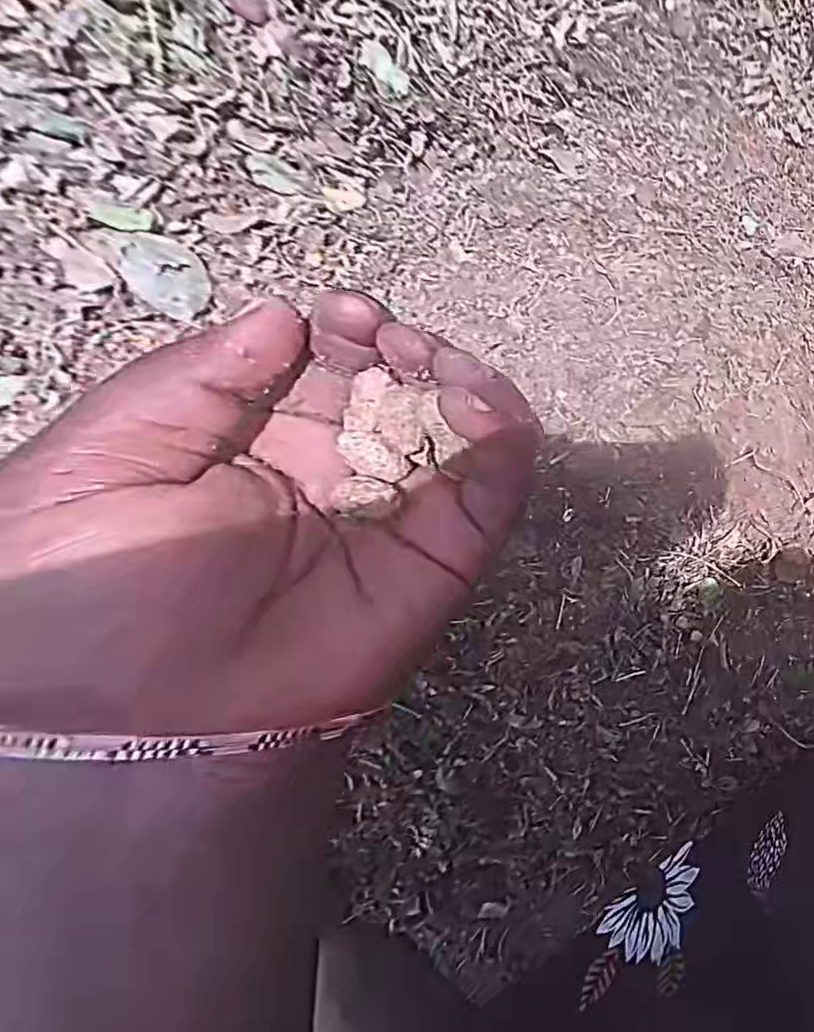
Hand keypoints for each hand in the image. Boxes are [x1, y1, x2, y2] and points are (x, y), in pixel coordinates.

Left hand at [0, 293, 539, 734]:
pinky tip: (483, 410)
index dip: (348, 333)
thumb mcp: (96, 466)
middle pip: (407, 392)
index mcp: (264, 444)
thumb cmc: (90, 597)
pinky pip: (496, 487)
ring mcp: (409, 509)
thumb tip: (281, 317)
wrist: (146, 719)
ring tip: (443, 367)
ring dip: (468, 388)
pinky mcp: (455, 548)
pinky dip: (505, 444)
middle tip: (398, 338)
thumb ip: (188, 386)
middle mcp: (348, 470)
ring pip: (466, 432)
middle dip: (412, 353)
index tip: (348, 312)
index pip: (329, 370)